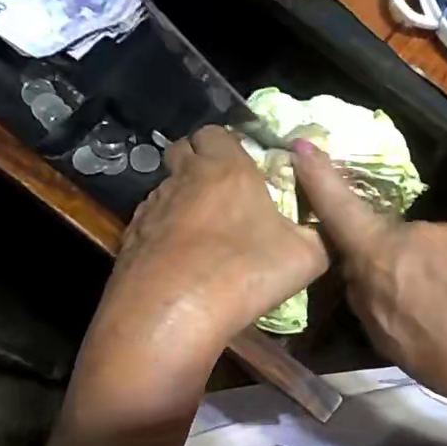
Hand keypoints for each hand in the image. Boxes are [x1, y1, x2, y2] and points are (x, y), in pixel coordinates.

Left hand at [97, 127, 326, 364]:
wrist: (171, 313)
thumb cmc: (244, 272)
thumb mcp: (306, 257)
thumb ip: (316, 235)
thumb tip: (317, 232)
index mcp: (224, 167)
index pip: (215, 132)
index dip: (227, 145)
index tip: (242, 168)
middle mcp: (182, 177)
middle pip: (181, 151)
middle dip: (197, 163)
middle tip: (220, 194)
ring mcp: (151, 206)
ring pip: (165, 188)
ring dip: (180, 200)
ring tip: (199, 235)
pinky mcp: (129, 237)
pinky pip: (149, 223)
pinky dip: (162, 233)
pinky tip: (176, 262)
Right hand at [290, 140, 446, 416]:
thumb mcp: (387, 338)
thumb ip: (368, 298)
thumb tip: (363, 276)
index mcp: (380, 256)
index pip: (340, 210)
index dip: (318, 179)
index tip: (302, 145)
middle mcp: (416, 233)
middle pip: (388, 243)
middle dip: (389, 267)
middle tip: (406, 311)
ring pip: (424, 251)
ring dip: (426, 277)